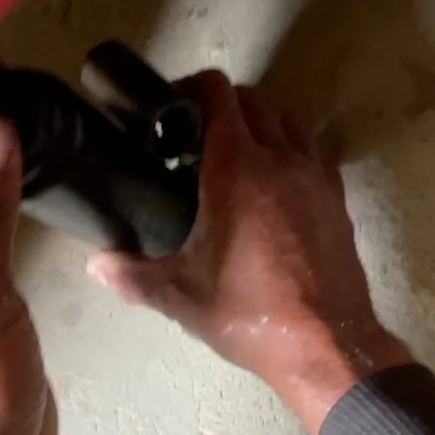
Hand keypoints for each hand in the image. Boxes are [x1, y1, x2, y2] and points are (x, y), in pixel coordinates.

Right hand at [87, 71, 410, 434]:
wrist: (326, 345)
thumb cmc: (251, 316)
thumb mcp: (183, 297)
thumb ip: (134, 276)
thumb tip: (97, 266)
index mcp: (238, 169)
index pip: (216, 93)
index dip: (189, 89)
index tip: (169, 110)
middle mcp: (281, 160)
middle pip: (252, 100)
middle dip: (221, 106)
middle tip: (194, 137)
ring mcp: (316, 178)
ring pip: (287, 122)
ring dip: (260, 124)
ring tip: (236, 156)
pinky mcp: (338, 200)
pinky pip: (313, 155)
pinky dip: (291, 153)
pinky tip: (275, 187)